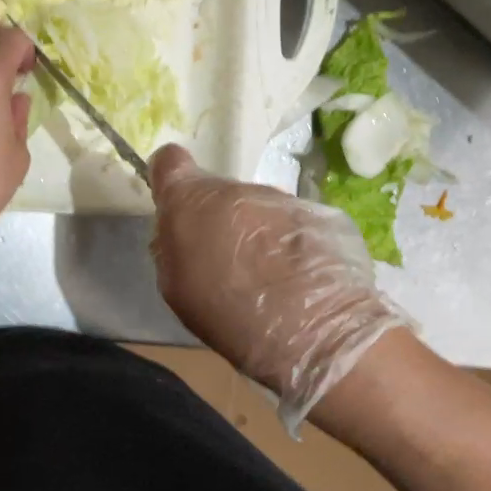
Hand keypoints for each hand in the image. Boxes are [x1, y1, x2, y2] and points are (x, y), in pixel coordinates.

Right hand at [149, 145, 409, 433]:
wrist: (309, 330)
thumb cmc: (226, 313)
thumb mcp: (175, 286)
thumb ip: (172, 246)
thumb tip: (176, 231)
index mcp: (190, 201)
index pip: (169, 161)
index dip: (169, 178)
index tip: (174, 202)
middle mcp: (236, 188)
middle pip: (219, 193)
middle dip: (217, 219)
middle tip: (226, 262)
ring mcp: (282, 198)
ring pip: (258, 208)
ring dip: (256, 232)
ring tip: (266, 276)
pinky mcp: (321, 214)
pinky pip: (294, 225)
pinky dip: (290, 245)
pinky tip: (297, 278)